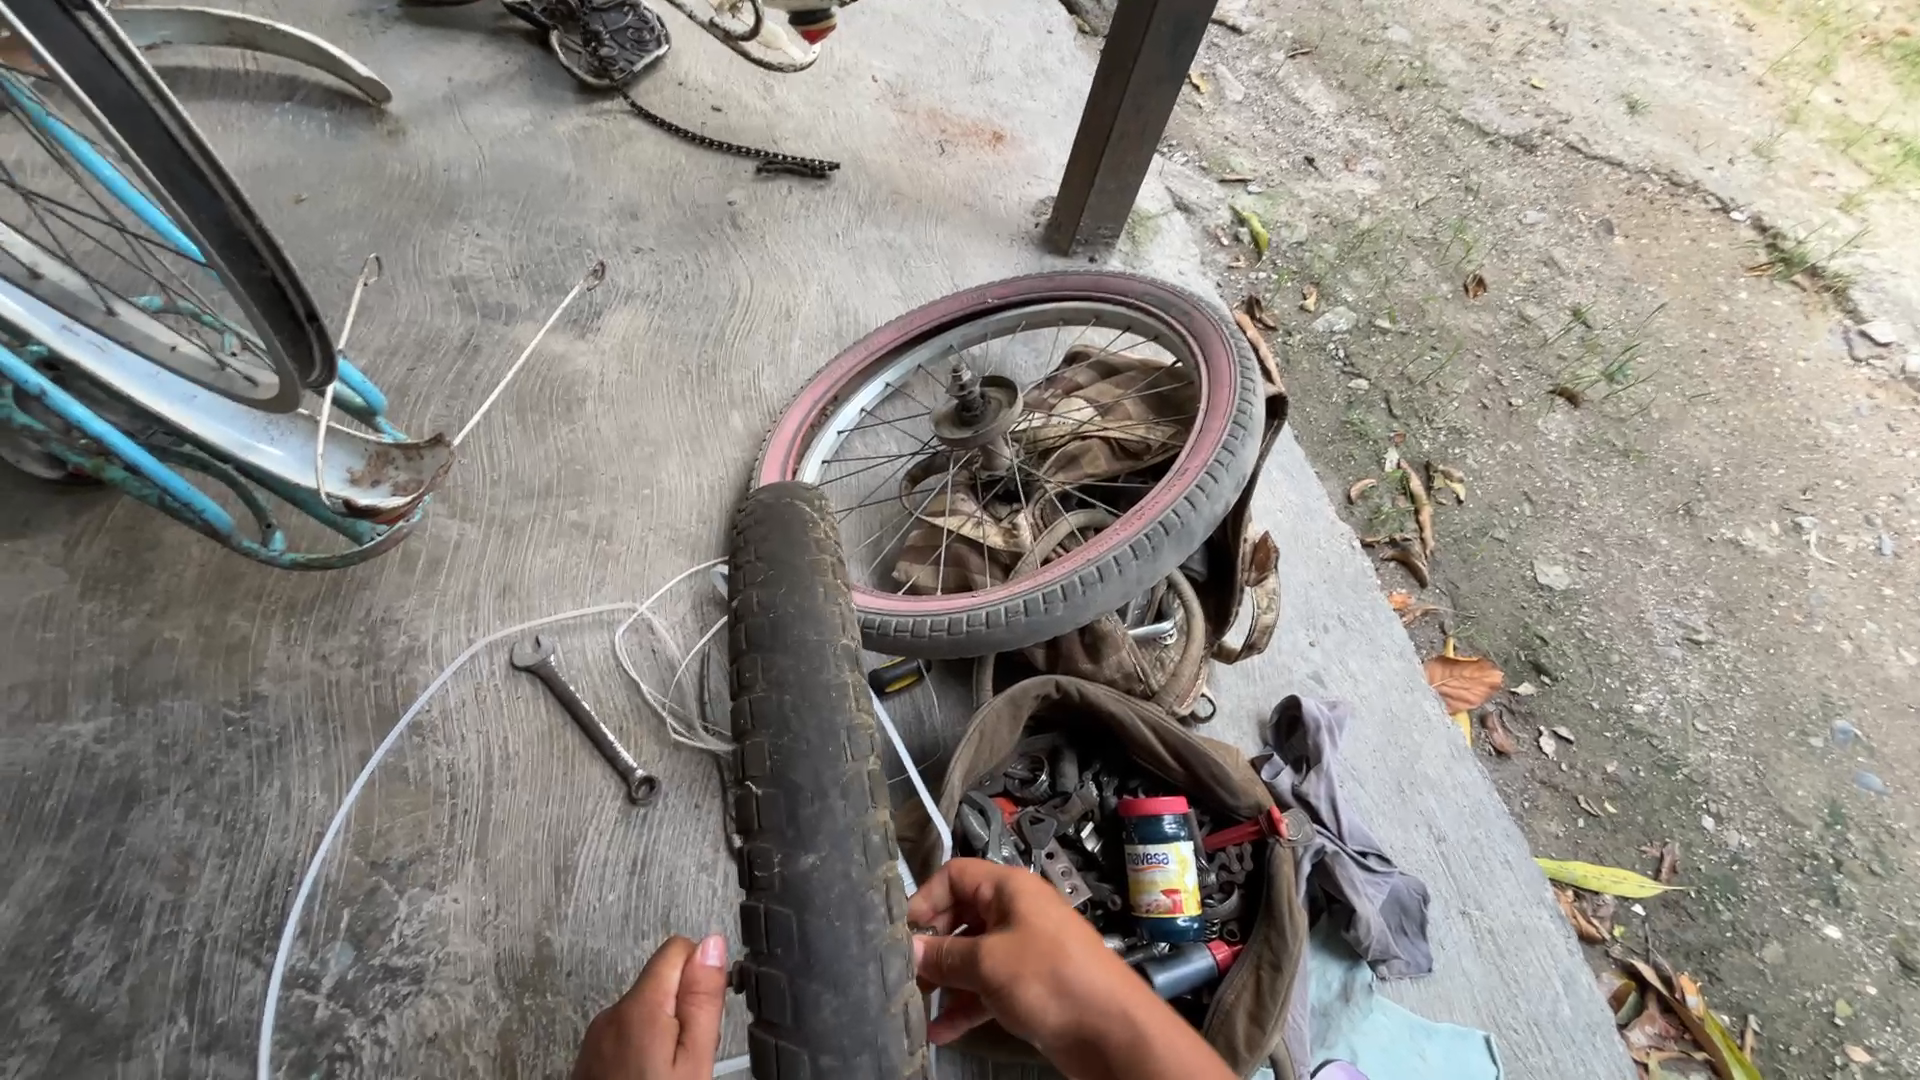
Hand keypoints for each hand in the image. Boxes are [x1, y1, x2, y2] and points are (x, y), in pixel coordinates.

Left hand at [573, 934, 728, 1079]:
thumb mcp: (696, 1059)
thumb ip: (704, 997)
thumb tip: (712, 944)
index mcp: (640, 1007)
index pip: (679, 948)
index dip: (702, 974)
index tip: (705, 1012)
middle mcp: (611, 1015)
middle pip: (662, 978)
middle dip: (682, 1005)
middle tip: (689, 1054)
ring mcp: (596, 1038)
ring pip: (646, 1007)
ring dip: (663, 1028)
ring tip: (669, 1072)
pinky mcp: (588, 1059)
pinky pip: (627, 1032)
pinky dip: (643, 1047)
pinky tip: (648, 1079)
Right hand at [909, 859, 1231, 1079]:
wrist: (1111, 1029)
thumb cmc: (1049, 977)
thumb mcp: (988, 963)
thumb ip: (944, 955)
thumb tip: (909, 949)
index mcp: (1007, 888)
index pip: (955, 874)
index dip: (925, 898)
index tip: (902, 933)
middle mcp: (1013, 911)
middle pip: (960, 915)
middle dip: (931, 944)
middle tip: (904, 973)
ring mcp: (1022, 948)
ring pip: (971, 955)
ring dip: (944, 979)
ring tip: (915, 1004)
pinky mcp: (1029, 984)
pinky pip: (986, 987)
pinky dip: (964, 1005)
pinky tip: (939, 1031)